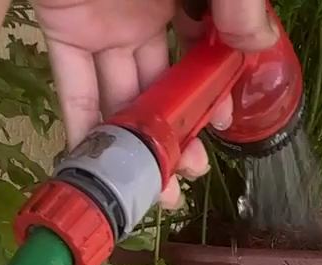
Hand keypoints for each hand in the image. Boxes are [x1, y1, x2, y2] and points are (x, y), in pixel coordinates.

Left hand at [34, 0, 279, 205]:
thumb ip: (237, 2)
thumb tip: (259, 45)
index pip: (204, 50)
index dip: (213, 92)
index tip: (222, 124)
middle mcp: (144, 9)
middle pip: (164, 84)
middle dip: (178, 133)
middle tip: (190, 172)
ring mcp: (102, 20)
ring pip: (123, 95)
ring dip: (139, 145)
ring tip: (157, 188)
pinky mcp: (63, 27)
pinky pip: (74, 86)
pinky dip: (86, 128)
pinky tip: (104, 168)